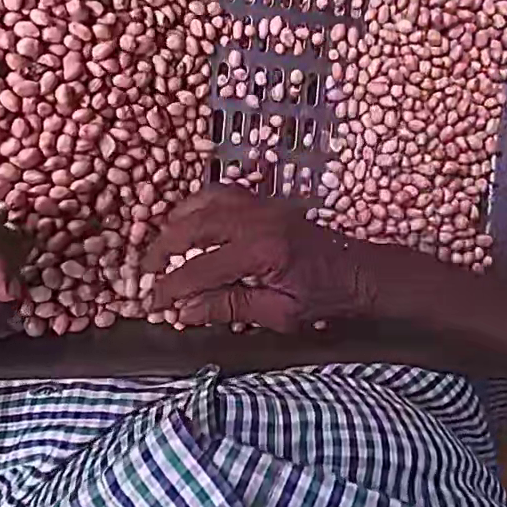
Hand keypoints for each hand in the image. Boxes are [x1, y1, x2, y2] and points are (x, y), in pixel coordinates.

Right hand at [141, 186, 381, 331]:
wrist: (359, 269)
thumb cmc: (325, 297)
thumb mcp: (280, 313)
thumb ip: (231, 306)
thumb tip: (185, 311)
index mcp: (261, 251)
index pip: (201, 269)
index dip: (172, 288)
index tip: (154, 303)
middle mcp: (256, 220)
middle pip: (193, 226)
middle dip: (164, 249)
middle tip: (147, 272)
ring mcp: (260, 205)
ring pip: (204, 202)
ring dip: (177, 222)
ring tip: (163, 245)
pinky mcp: (264, 202)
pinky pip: (222, 194)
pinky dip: (199, 205)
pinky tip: (191, 222)